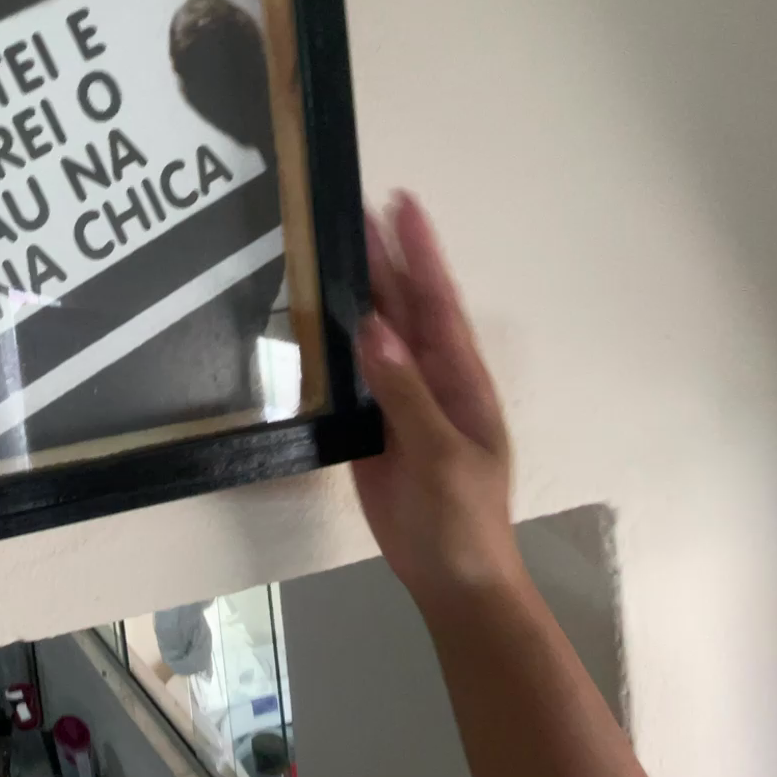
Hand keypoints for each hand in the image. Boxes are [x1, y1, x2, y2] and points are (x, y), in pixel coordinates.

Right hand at [353, 193, 521, 606]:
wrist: (449, 572)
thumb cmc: (462, 516)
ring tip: (330, 250)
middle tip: (353, 211)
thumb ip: (407, 392)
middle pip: (403, 305)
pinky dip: (333, 338)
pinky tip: (314, 318)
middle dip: (383, 257)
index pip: (437, 301)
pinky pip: (351, 369)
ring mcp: (398, 396)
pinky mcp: (370, 419)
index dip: (421, 252)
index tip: (402, 204)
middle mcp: (428, 375)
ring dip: (356, 290)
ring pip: (375, 331)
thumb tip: (373, 327)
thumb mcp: (442, 453)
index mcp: (458, 377)